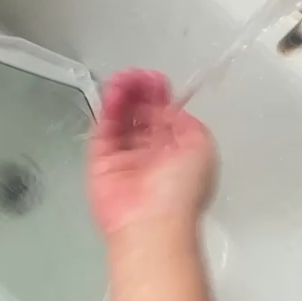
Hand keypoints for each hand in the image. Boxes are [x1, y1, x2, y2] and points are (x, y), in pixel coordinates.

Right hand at [88, 69, 216, 242]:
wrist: (151, 224)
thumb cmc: (182, 192)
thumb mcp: (201, 147)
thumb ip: (185, 122)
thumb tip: (169, 108)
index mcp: (177, 151)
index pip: (164, 114)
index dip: (159, 95)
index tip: (154, 79)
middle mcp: (150, 153)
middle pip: (141, 114)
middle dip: (139, 92)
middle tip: (135, 76)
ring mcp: (124, 157)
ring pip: (120, 119)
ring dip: (122, 96)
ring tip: (122, 79)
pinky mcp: (100, 162)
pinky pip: (103, 130)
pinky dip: (107, 110)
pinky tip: (112, 93)